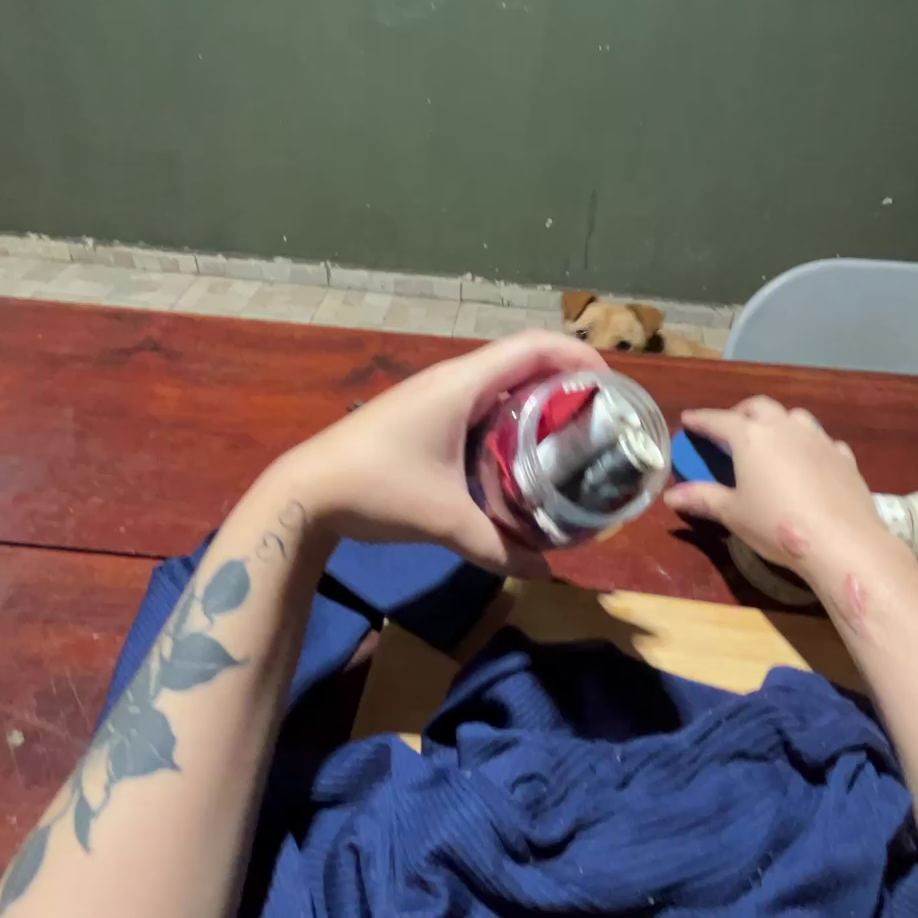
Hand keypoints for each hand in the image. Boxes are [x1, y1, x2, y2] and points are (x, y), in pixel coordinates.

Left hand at [269, 330, 607, 574]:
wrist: (306, 492)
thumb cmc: (376, 489)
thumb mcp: (444, 521)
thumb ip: (499, 547)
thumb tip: (547, 570)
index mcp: (462, 384)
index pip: (534, 346)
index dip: (578, 355)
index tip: (611, 384)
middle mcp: (452, 379)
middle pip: (522, 358)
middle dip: (566, 378)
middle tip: (600, 414)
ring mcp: (434, 394)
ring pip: (499, 380)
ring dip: (536, 395)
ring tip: (571, 430)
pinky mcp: (422, 413)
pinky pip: (479, 400)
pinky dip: (509, 413)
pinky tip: (519, 450)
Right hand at [662, 397, 903, 588]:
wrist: (842, 541)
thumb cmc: (776, 524)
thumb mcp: (733, 513)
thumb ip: (702, 498)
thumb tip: (670, 496)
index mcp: (751, 437)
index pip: (718, 420)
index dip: (700, 420)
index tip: (688, 419)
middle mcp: (784, 428)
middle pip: (758, 407)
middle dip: (740, 413)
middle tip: (729, 429)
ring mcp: (818, 439)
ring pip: (793, 417)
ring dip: (776, 422)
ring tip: (769, 440)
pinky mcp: (843, 457)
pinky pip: (821, 441)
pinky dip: (808, 445)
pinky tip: (807, 462)